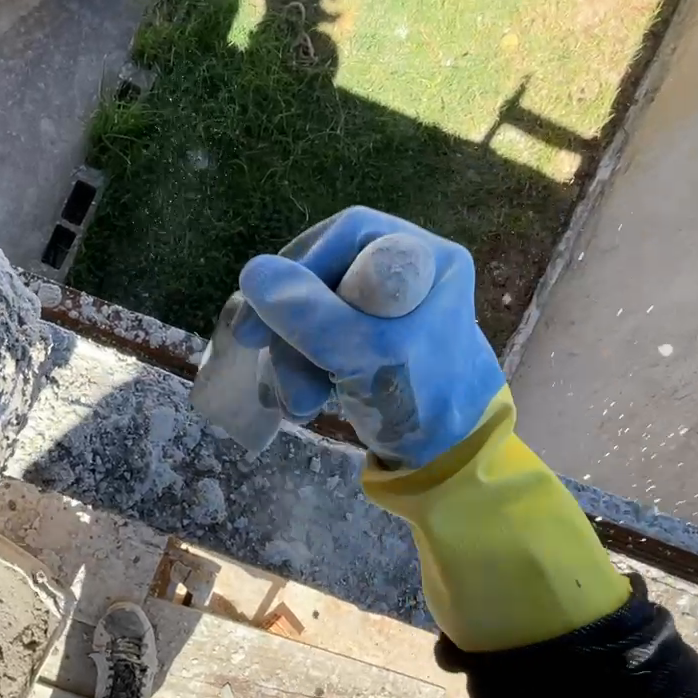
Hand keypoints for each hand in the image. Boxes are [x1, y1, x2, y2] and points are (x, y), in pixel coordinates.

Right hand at [234, 207, 504, 468]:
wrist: (445, 460)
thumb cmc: (422, 401)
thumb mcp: (366, 355)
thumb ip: (311, 314)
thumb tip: (253, 273)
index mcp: (424, 259)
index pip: (347, 236)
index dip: (300, 264)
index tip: (265, 306)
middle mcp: (402, 277)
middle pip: (319, 276)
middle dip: (288, 324)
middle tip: (254, 347)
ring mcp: (378, 313)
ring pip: (307, 314)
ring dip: (288, 359)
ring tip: (297, 403)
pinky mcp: (358, 345)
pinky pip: (310, 342)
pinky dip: (294, 370)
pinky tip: (298, 402)